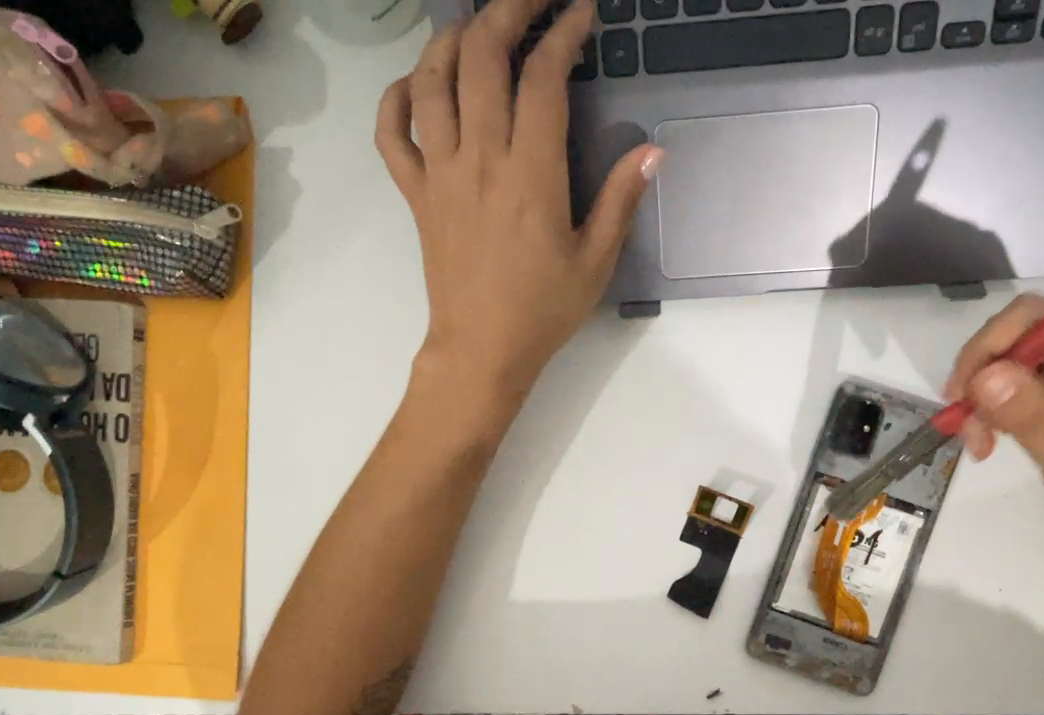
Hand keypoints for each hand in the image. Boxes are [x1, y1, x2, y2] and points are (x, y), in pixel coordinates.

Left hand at [376, 0, 661, 412]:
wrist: (481, 350)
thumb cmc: (542, 311)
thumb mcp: (596, 261)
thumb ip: (619, 199)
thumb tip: (652, 151)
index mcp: (531, 173)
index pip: (542, 78)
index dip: (563, 34)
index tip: (582, 15)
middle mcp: (480, 159)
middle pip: (480, 58)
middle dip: (506, 11)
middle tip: (531, 0)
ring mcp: (440, 173)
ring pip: (431, 81)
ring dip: (451, 38)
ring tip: (475, 26)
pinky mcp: (416, 194)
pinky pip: (391, 133)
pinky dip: (396, 97)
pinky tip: (416, 84)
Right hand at [946, 295, 1043, 554]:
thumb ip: (1034, 417)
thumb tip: (984, 375)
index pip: (1032, 318)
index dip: (986, 349)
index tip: (959, 399)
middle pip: (1019, 333)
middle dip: (982, 376)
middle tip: (966, 430)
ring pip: (1014, 357)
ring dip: (986, 397)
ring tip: (980, 445)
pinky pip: (1024, 378)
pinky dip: (999, 406)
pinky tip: (993, 439)